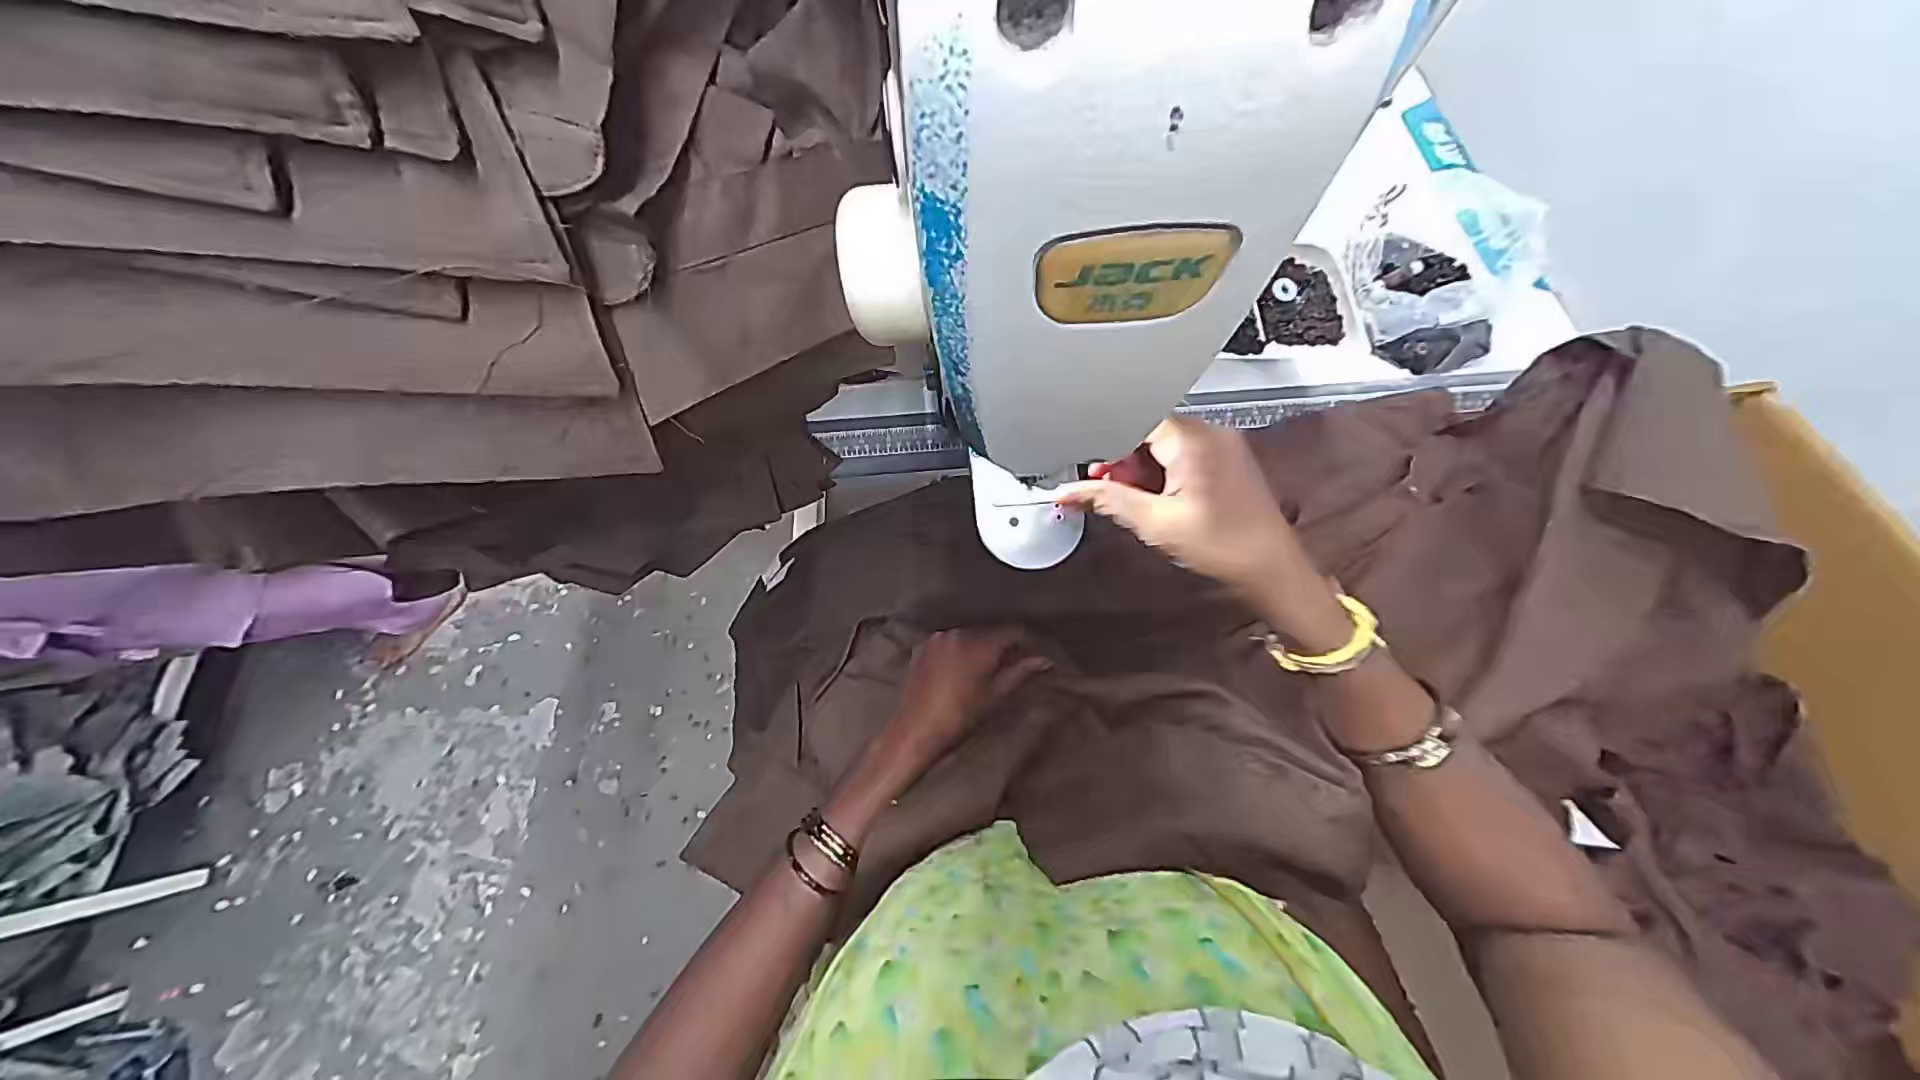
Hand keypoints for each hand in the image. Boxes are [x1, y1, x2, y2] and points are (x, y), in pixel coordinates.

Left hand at [875, 628, 1050, 779]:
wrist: (916, 730)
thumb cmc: (959, 717)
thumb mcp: (995, 695)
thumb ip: (1020, 672)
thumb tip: (1045, 660)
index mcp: (980, 644)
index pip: (1012, 632)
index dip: (1027, 641)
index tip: (1036, 651)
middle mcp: (959, 633)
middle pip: (990, 632)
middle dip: (1002, 645)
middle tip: (1013, 662)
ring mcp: (938, 638)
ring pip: (969, 636)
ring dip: (979, 647)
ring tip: (985, 668)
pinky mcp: (923, 646)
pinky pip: (949, 641)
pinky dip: (958, 650)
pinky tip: (960, 669)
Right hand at [1054, 416, 1297, 588]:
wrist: (1270, 568)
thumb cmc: (1226, 546)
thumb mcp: (1153, 522)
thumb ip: (1106, 500)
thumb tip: (1068, 492)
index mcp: (1193, 440)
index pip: (1133, 421)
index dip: (1106, 446)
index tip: (1092, 471)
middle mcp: (1210, 434)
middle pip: (1147, 432)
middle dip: (1121, 461)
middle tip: (1106, 490)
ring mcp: (1221, 446)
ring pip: (1162, 446)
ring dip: (1140, 470)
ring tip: (1136, 502)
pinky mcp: (1225, 461)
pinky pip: (1181, 456)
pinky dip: (1161, 474)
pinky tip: (1157, 501)